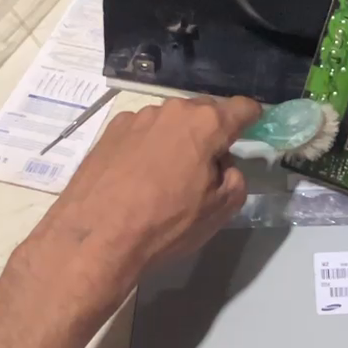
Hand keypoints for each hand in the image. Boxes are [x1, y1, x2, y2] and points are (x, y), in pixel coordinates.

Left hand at [28, 96, 261, 289]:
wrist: (94, 239)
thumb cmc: (165, 224)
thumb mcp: (219, 211)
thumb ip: (235, 180)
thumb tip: (224, 168)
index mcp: (206, 124)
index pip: (243, 107)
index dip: (253, 118)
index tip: (254, 129)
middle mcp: (172, 110)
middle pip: (204, 113)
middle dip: (212, 132)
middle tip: (209, 165)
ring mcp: (137, 117)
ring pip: (171, 122)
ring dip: (178, 140)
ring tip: (168, 176)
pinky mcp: (110, 131)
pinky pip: (143, 132)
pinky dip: (149, 146)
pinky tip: (138, 177)